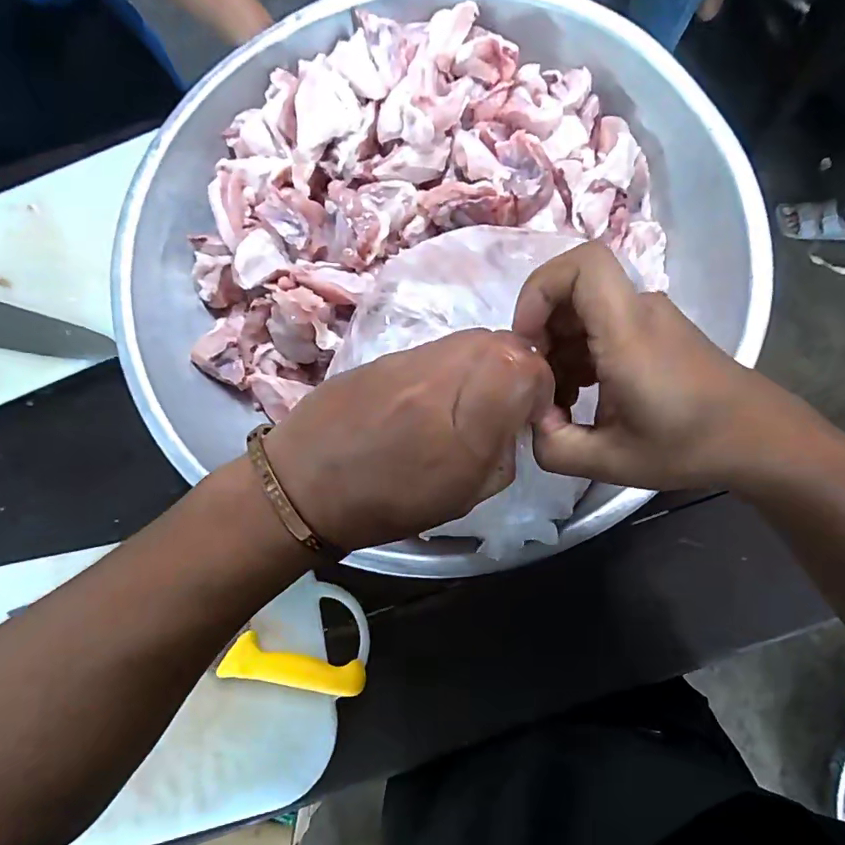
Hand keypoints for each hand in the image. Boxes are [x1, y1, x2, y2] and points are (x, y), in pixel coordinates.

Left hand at [262, 329, 553, 549]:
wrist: (304, 485)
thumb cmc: (390, 505)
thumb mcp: (465, 496)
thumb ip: (503, 453)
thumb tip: (515, 420)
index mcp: (467, 422)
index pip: (529, 369)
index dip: (541, 387)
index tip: (529, 414)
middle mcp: (443, 376)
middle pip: (507, 344)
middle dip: (520, 369)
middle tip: (506, 403)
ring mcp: (413, 358)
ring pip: (475, 339)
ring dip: (488, 364)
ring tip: (471, 399)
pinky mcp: (388, 353)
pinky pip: (441, 348)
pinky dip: (455, 365)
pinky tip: (435, 396)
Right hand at [512, 242, 813, 489]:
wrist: (757, 438)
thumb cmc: (688, 446)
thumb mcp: (610, 461)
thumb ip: (553, 447)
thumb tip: (534, 419)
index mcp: (627, 331)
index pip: (581, 263)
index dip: (540, 289)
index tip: (529, 340)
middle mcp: (640, 310)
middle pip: (575, 288)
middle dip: (543, 330)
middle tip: (536, 382)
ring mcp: (652, 318)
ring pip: (587, 311)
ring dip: (562, 349)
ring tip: (558, 403)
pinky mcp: (658, 333)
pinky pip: (607, 326)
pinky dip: (584, 354)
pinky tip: (582, 399)